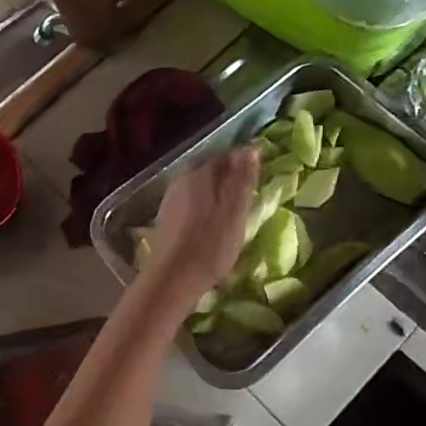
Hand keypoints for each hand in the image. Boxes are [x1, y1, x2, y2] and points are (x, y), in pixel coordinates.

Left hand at [148, 148, 258, 300]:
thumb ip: (242, 178)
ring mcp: (170, 197)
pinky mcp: (165, 216)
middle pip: (209, 168)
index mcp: (200, 171)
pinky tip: (211, 220)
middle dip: (229, 175)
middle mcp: (181, 178)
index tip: (260, 175)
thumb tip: (250, 148)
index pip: (226, 154)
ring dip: (216, 190)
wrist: (173, 277)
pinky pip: (189, 200)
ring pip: (198, 184)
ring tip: (233, 207)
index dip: (245, 161)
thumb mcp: (236, 210)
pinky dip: (204, 204)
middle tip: (248, 192)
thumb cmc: (211, 244)